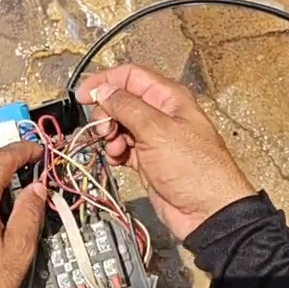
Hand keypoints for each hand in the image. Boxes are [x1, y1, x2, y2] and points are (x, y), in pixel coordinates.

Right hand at [75, 65, 254, 241]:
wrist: (204, 211)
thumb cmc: (194, 168)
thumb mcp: (157, 129)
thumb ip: (126, 106)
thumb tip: (103, 89)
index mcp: (168, 98)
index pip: (130, 77)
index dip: (104, 82)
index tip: (84, 95)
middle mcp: (161, 115)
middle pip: (121, 101)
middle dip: (106, 113)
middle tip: (103, 129)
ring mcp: (154, 138)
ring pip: (119, 126)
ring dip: (109, 136)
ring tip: (115, 149)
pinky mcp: (148, 160)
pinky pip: (122, 149)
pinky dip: (115, 153)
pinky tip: (118, 160)